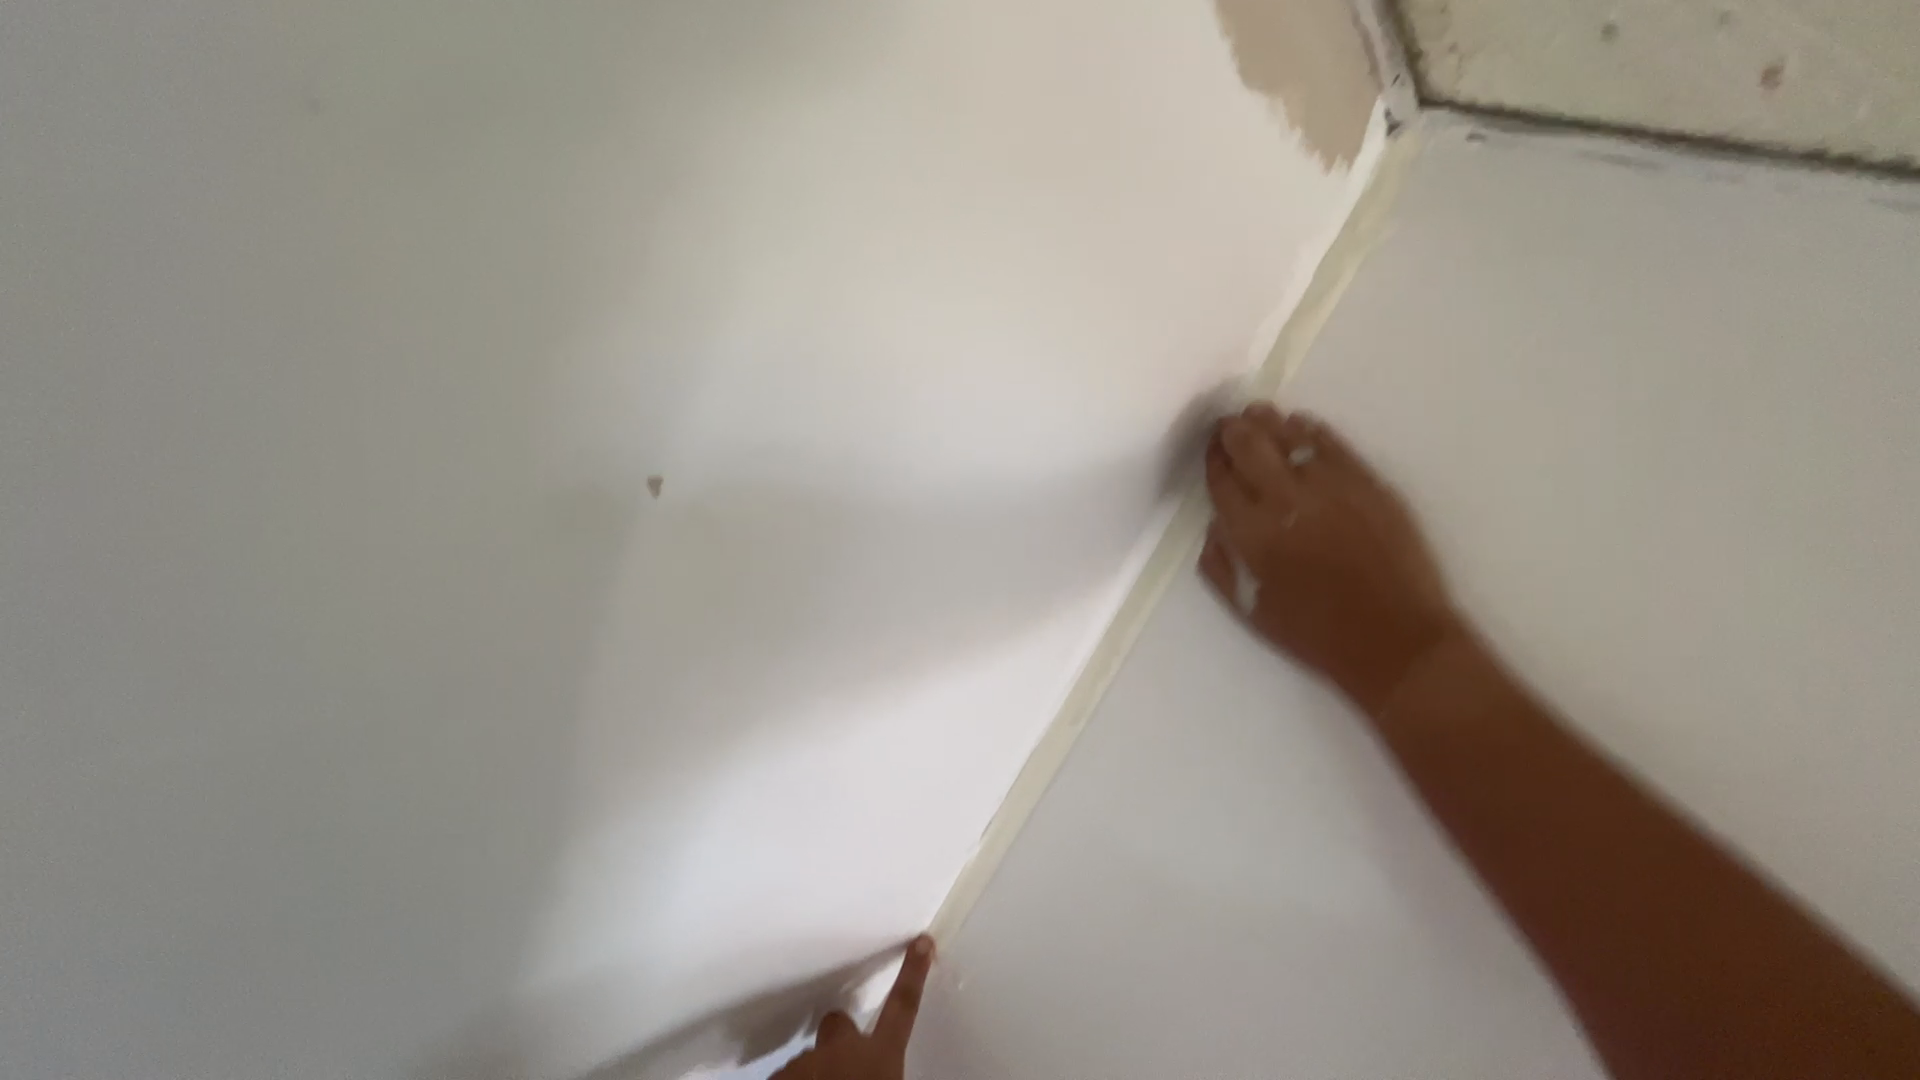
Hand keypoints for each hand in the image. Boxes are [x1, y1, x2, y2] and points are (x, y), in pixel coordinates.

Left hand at [771, 936, 934, 1079]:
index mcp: (879, 1056)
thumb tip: (883, 1071)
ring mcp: (804, 1065)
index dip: (913, 973)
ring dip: (812, 1079)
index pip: (903, 1006)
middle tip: (840, 1073)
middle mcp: (840, 1049)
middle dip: (836, 1043)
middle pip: (837, 1025)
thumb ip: (885, 1073)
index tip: (921, 941)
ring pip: (807, 1063)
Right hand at [1200, 404, 1458, 715]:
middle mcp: (1284, 500)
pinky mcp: (1367, 482)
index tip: (1211, 450)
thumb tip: (1215, 524)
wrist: (1394, 639)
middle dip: (1233, 432)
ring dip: (1267, 423)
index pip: (1221, 480)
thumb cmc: (1313, 633)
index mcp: (1250, 534)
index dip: (1213, 460)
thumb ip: (1220, 563)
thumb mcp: (1247, 608)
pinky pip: (1331, 443)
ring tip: (1257, 414)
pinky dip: (1310, 429)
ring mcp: (1328, 486)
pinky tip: (1300, 424)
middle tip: (1229, 426)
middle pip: (1249, 447)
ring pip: (1288, 436)